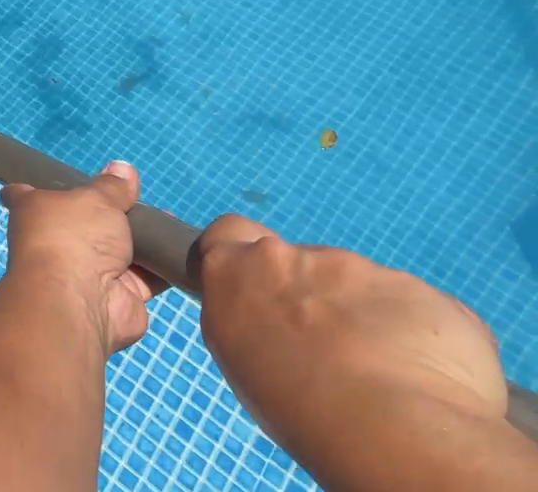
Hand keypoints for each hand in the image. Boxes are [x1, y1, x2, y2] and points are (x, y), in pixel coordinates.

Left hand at [0, 160, 165, 357]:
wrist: (82, 297)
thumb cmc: (73, 235)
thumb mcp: (95, 200)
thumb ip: (111, 187)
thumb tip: (122, 167)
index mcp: (32, 209)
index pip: (22, 193)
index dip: (32, 186)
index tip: (47, 179)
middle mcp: (53, 238)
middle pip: (79, 222)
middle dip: (105, 215)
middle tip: (136, 201)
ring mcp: (85, 268)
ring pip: (115, 250)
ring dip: (139, 241)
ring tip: (168, 222)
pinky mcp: (117, 294)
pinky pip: (143, 277)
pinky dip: (161, 268)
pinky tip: (182, 253)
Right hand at [195, 214, 509, 440]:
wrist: (395, 429)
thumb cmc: (294, 403)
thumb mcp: (239, 354)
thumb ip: (250, 315)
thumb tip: (275, 321)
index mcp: (235, 267)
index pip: (231, 232)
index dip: (249, 260)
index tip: (264, 293)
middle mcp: (293, 256)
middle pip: (304, 266)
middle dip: (318, 298)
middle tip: (333, 352)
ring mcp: (364, 269)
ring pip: (364, 289)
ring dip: (370, 319)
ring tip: (387, 374)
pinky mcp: (429, 293)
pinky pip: (420, 311)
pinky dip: (421, 337)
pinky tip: (426, 379)